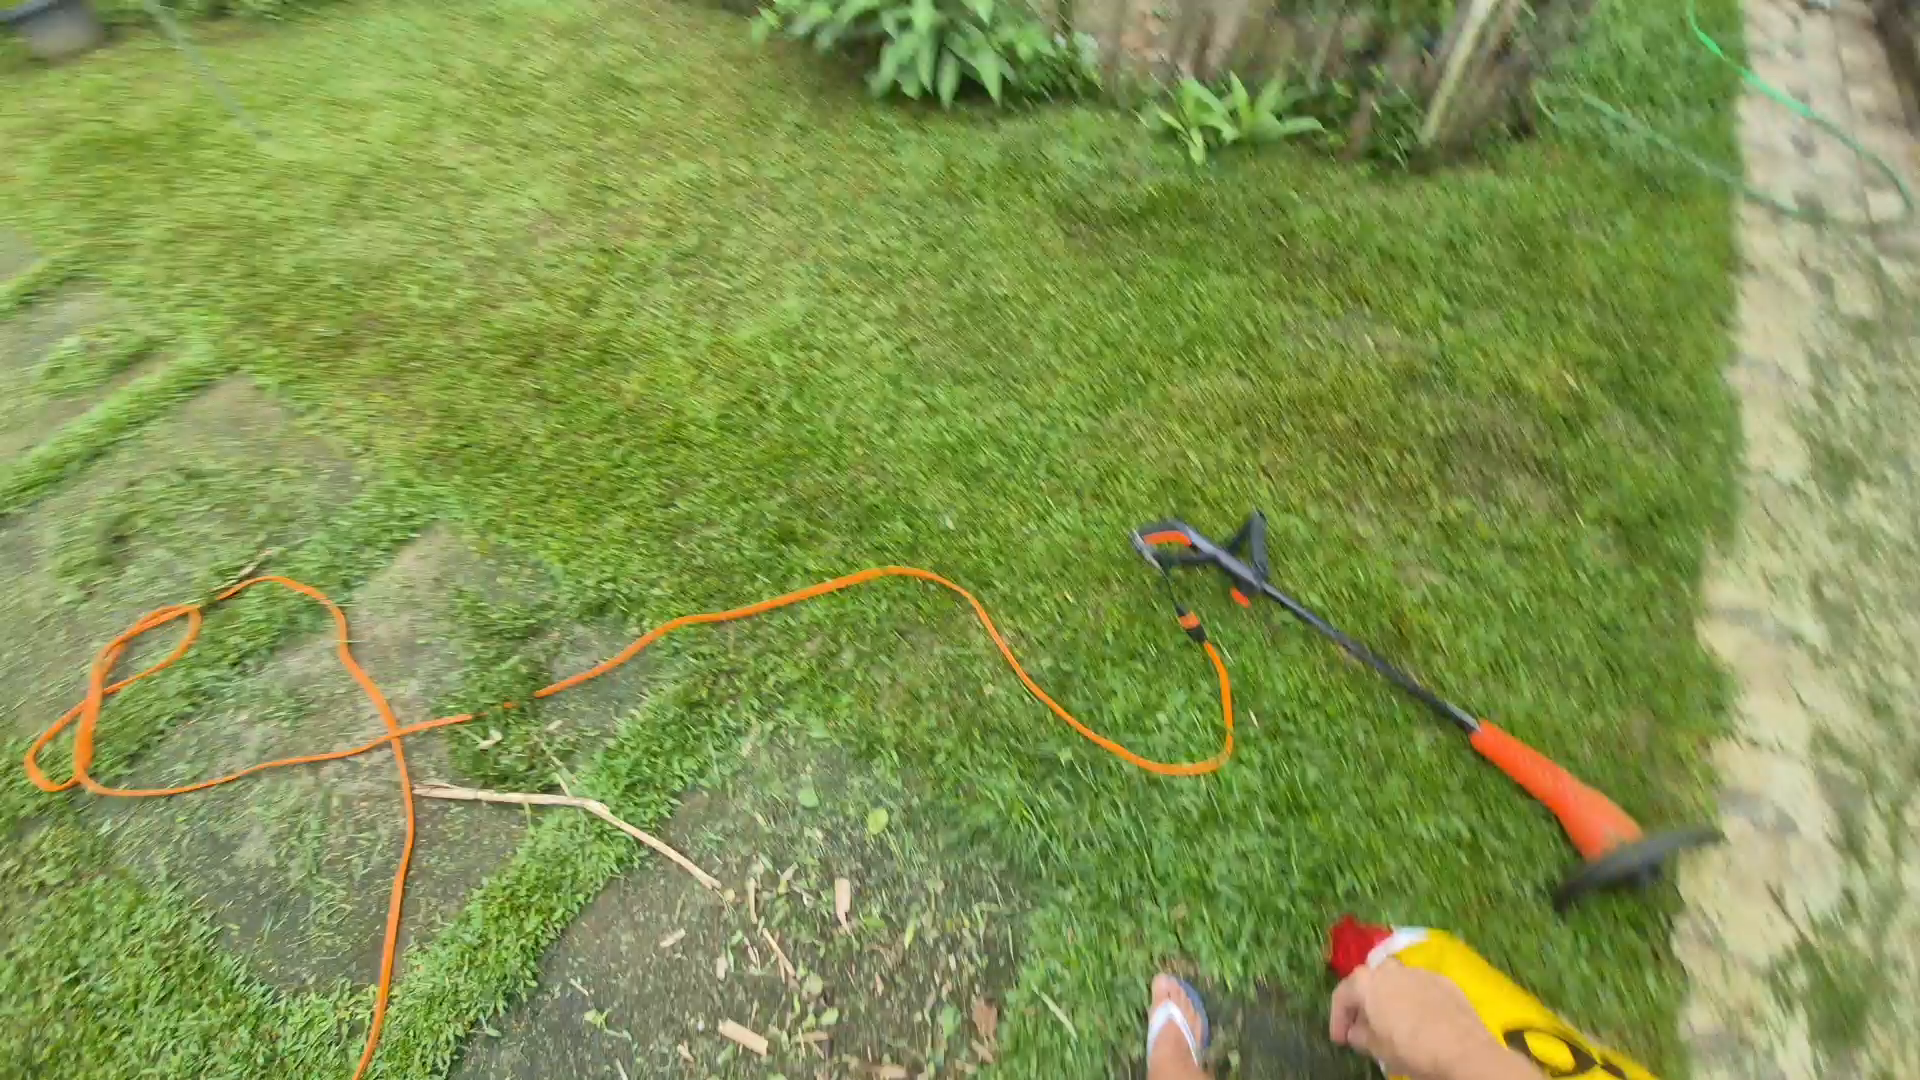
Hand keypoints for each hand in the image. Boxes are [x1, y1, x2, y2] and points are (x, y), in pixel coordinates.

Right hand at [1329, 962, 1538, 1079]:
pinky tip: (1424, 1020)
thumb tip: (1356, 1033)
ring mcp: (1416, 972)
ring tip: (1395, 1021)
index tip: (1340, 1040)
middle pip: (1368, 984)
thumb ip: (1360, 1038)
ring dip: (1391, 999)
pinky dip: (1416, 1001)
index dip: (1338, 1019)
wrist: (1466, 1051)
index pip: (1341, 996)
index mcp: (1364, 982)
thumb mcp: (1379, 1051)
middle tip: (1366, 1028)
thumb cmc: (1413, 1050)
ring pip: (1395, 982)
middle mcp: (1386, 969)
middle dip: (1365, 1005)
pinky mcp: (1442, 981)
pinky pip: (1421, 988)